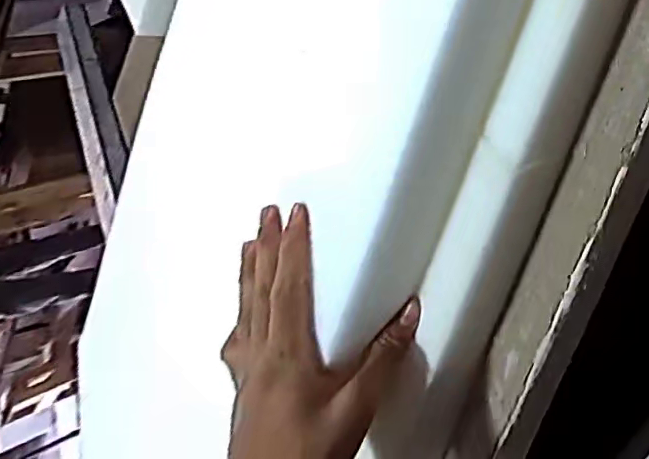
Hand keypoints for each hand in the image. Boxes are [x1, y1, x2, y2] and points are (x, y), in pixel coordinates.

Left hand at [222, 204, 420, 458]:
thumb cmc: (306, 456)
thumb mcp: (355, 407)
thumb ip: (382, 358)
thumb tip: (409, 312)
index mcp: (285, 355)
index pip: (289, 288)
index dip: (292, 247)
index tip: (295, 213)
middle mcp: (259, 360)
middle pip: (259, 294)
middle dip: (263, 250)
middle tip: (263, 216)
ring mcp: (247, 378)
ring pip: (245, 314)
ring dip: (247, 276)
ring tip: (245, 249)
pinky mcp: (244, 394)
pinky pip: (239, 339)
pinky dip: (241, 314)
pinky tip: (242, 319)